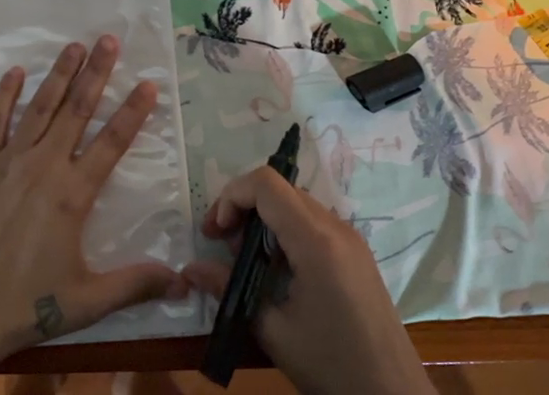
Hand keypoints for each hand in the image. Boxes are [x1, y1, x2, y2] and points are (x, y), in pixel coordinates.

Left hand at [0, 35, 186, 393]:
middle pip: (76, 110)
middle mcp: (44, 166)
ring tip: (75, 45)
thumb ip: (136, 284)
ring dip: (59, 74)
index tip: (148, 83)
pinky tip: (16, 72)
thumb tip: (182, 281)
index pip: (111, 142)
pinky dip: (6, 95)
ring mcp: (9, 161)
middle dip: (96, 73)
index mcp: (73, 194)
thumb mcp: (88, 300)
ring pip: (40, 107)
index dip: (133, 112)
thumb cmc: (26, 304)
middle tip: (110, 40)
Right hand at [184, 168, 433, 394]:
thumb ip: (229, 289)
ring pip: (296, 204)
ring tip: (247, 262)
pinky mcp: (357, 256)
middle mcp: (336, 228)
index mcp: (317, 240)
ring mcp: (351, 240)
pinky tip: (277, 271)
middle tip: (224, 248)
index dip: (232, 196)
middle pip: (280, 190)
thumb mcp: (273, 331)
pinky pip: (313, 224)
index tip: (215, 233)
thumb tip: (190, 269)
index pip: (266, 184)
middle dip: (243, 208)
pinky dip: (286, 232)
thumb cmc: (332, 364)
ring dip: (264, 220)